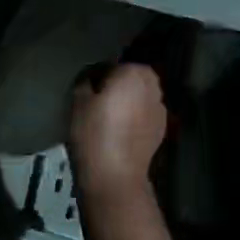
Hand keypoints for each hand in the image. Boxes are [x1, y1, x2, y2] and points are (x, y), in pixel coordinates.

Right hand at [68, 63, 166, 200]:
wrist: (114, 174)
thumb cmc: (93, 133)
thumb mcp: (77, 102)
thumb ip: (85, 83)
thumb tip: (91, 79)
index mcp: (134, 73)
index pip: (112, 65)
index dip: (97, 77)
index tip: (84, 91)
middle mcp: (153, 86)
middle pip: (132, 79)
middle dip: (117, 87)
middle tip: (95, 103)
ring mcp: (160, 109)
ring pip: (140, 97)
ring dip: (128, 102)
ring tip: (107, 119)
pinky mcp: (161, 129)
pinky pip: (144, 115)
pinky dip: (134, 119)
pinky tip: (119, 133)